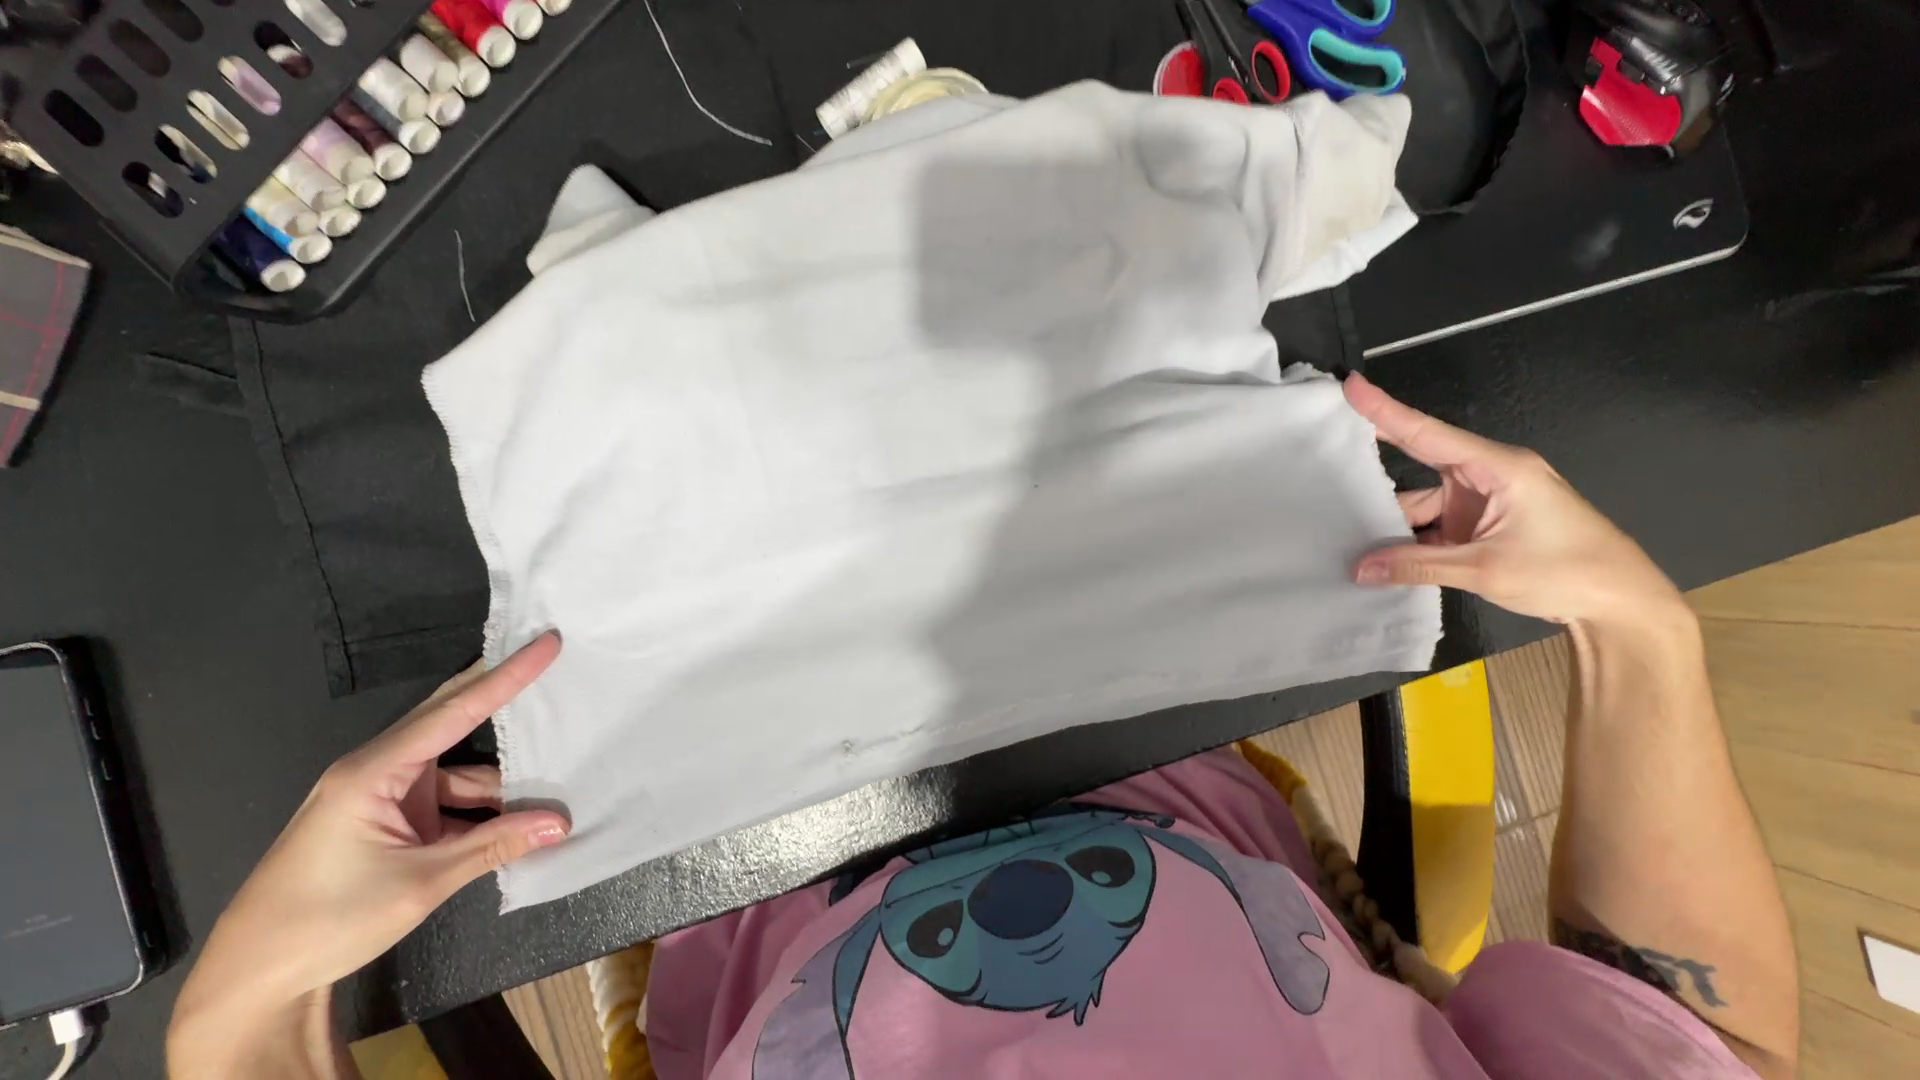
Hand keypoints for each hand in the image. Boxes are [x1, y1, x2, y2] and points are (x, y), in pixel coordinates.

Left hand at [168, 633, 569, 1077]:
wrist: (254, 980)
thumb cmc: (327, 921)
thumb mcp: (421, 883)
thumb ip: (495, 845)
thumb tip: (561, 824)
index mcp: (373, 771)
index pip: (455, 710)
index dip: (506, 676)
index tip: (545, 642)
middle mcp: (378, 771)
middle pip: (451, 718)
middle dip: (499, 692)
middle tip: (547, 658)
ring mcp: (383, 796)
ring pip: (458, 770)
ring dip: (501, 782)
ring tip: (554, 783)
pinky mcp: (389, 821)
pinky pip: (449, 801)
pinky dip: (484, 810)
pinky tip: (520, 823)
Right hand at [1344, 374, 1687, 629]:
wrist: (1620, 604)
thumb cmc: (1565, 572)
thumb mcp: (1484, 569)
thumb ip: (1416, 565)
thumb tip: (1359, 569)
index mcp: (1497, 468)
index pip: (1427, 433)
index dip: (1385, 410)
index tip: (1350, 385)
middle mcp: (1488, 477)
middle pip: (1418, 473)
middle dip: (1378, 482)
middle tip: (1327, 477)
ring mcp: (1486, 504)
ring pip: (1423, 507)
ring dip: (1395, 526)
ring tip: (1349, 542)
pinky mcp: (1485, 527)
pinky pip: (1436, 528)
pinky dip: (1411, 543)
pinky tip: (1380, 559)